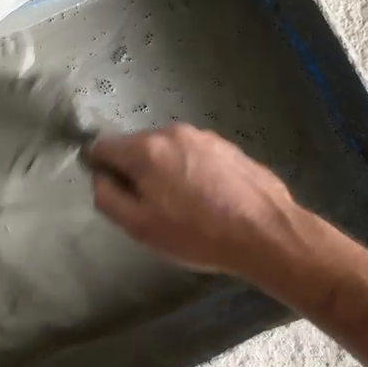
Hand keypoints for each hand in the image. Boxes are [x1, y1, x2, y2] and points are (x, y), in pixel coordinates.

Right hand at [88, 124, 304, 278]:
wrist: (267, 233)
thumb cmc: (197, 234)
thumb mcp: (139, 227)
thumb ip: (108, 198)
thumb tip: (100, 178)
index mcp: (145, 149)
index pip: (102, 147)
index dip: (101, 169)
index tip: (118, 194)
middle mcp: (171, 132)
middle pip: (137, 147)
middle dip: (137, 172)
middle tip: (154, 207)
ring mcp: (204, 136)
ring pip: (168, 151)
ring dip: (166, 171)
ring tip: (186, 206)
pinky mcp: (228, 146)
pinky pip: (195, 155)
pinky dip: (193, 172)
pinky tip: (210, 200)